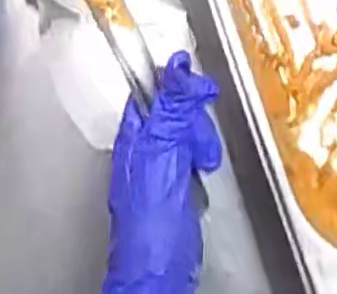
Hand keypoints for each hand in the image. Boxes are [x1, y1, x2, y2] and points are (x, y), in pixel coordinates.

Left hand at [104, 52, 222, 293]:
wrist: (158, 275)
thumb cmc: (151, 219)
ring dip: (202, 142)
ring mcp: (160, 166)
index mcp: (134, 132)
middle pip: (177, 108)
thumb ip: (173, 106)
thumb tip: (178, 64)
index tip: (201, 86)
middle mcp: (144, 145)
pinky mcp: (176, 185)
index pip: (154, 87)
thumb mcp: (164, 150)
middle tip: (198, 141)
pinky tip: (202, 176)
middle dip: (195, 121)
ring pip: (188, 131)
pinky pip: (193, 155)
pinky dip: (202, 160)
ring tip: (202, 164)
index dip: (178, 82)